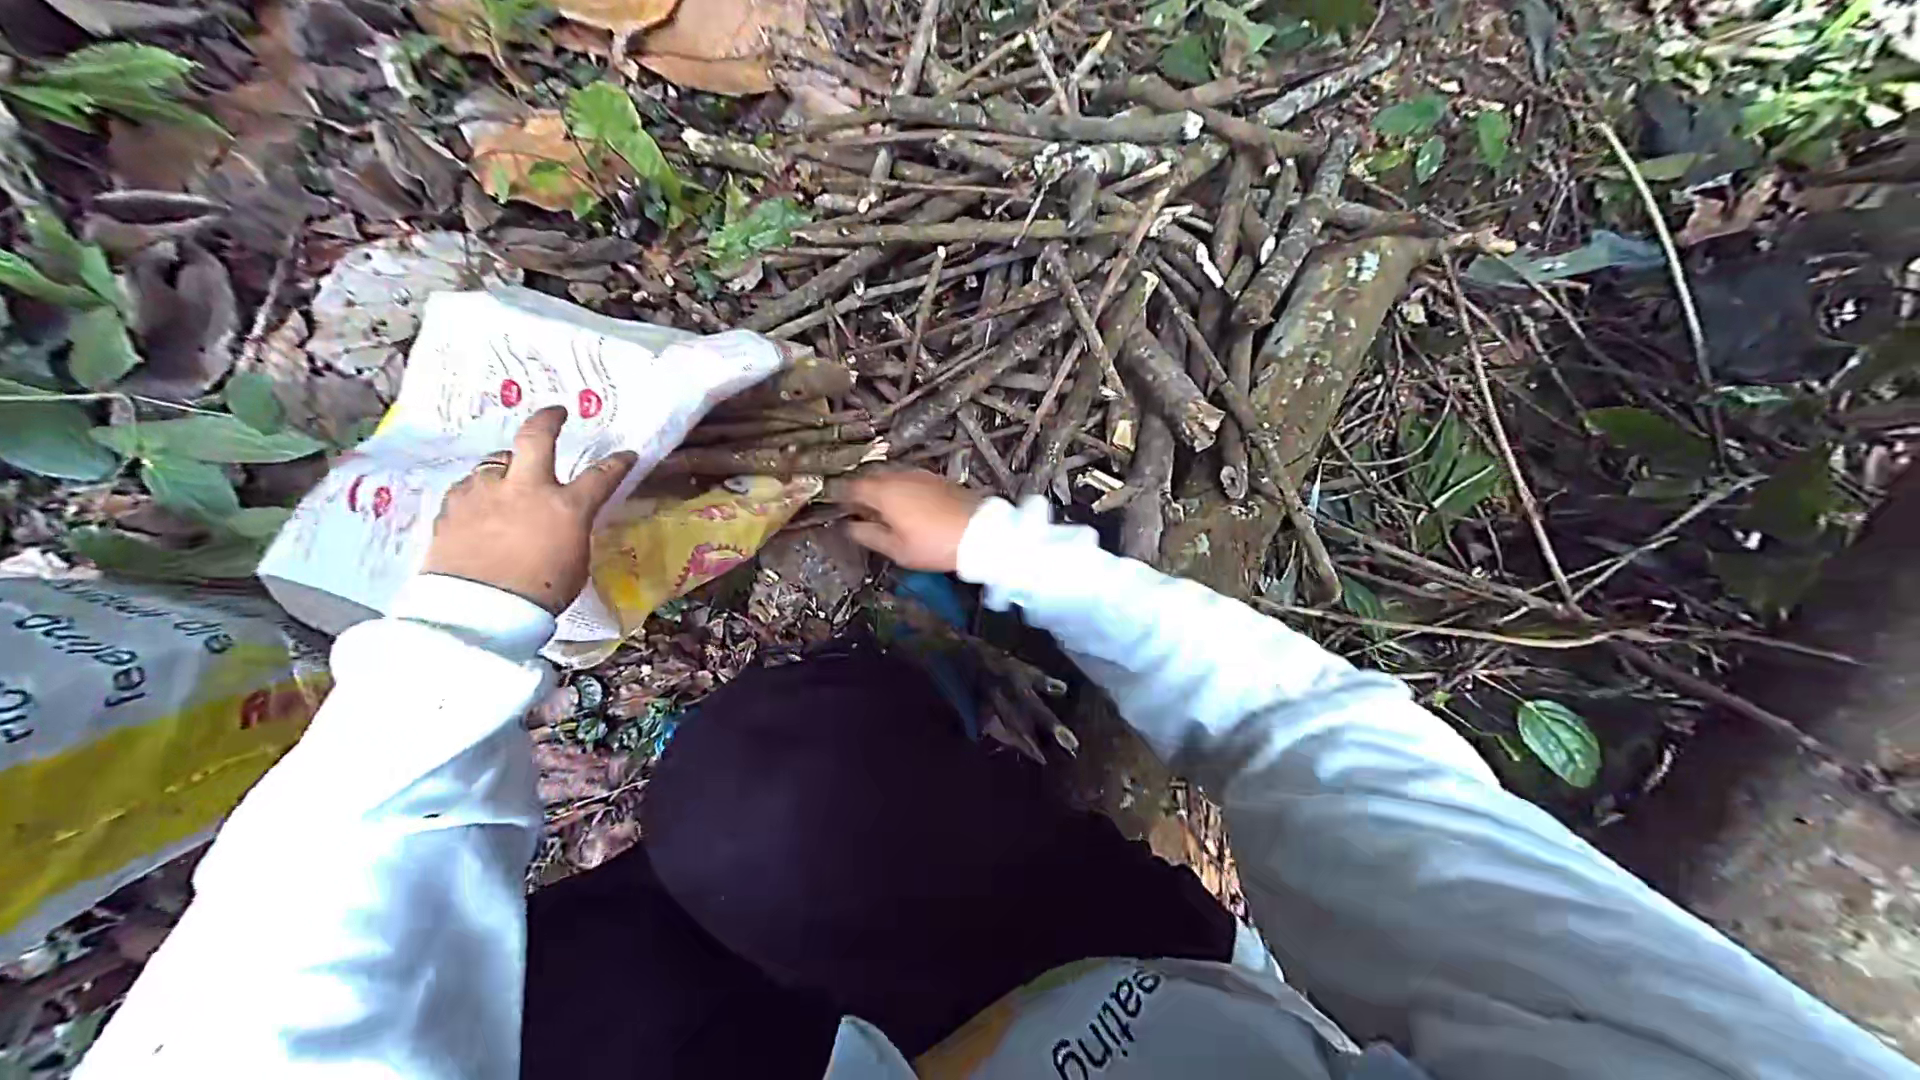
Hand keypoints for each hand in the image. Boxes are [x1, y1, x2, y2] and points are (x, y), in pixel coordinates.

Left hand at [422, 406, 637, 612]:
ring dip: (506, 467)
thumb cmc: (540, 593)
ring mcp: (484, 494)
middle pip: (536, 438)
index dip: (618, 463)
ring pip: (495, 462)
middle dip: (549, 420)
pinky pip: (468, 487)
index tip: (626, 455)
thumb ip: (571, 531)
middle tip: (556, 413)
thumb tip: (564, 522)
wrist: (479, 612)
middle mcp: (525, 489)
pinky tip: (480, 506)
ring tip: (508, 480)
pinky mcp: (451, 507)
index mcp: (566, 506)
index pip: (602, 475)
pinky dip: (479, 491)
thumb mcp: (574, 561)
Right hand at [837, 468, 984, 572]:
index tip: (840, 509)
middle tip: (859, 511)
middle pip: (871, 478)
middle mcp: (900, 476)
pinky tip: (907, 509)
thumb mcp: (897, 549)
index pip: (851, 487)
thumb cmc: (935, 544)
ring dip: (883, 490)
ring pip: (892, 477)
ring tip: (883, 513)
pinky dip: (902, 490)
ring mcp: (921, 475)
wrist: (981, 534)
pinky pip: (910, 480)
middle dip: (862, 492)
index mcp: (884, 491)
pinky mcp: (938, 479)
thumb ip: (868, 535)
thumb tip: (851, 527)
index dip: (842, 497)